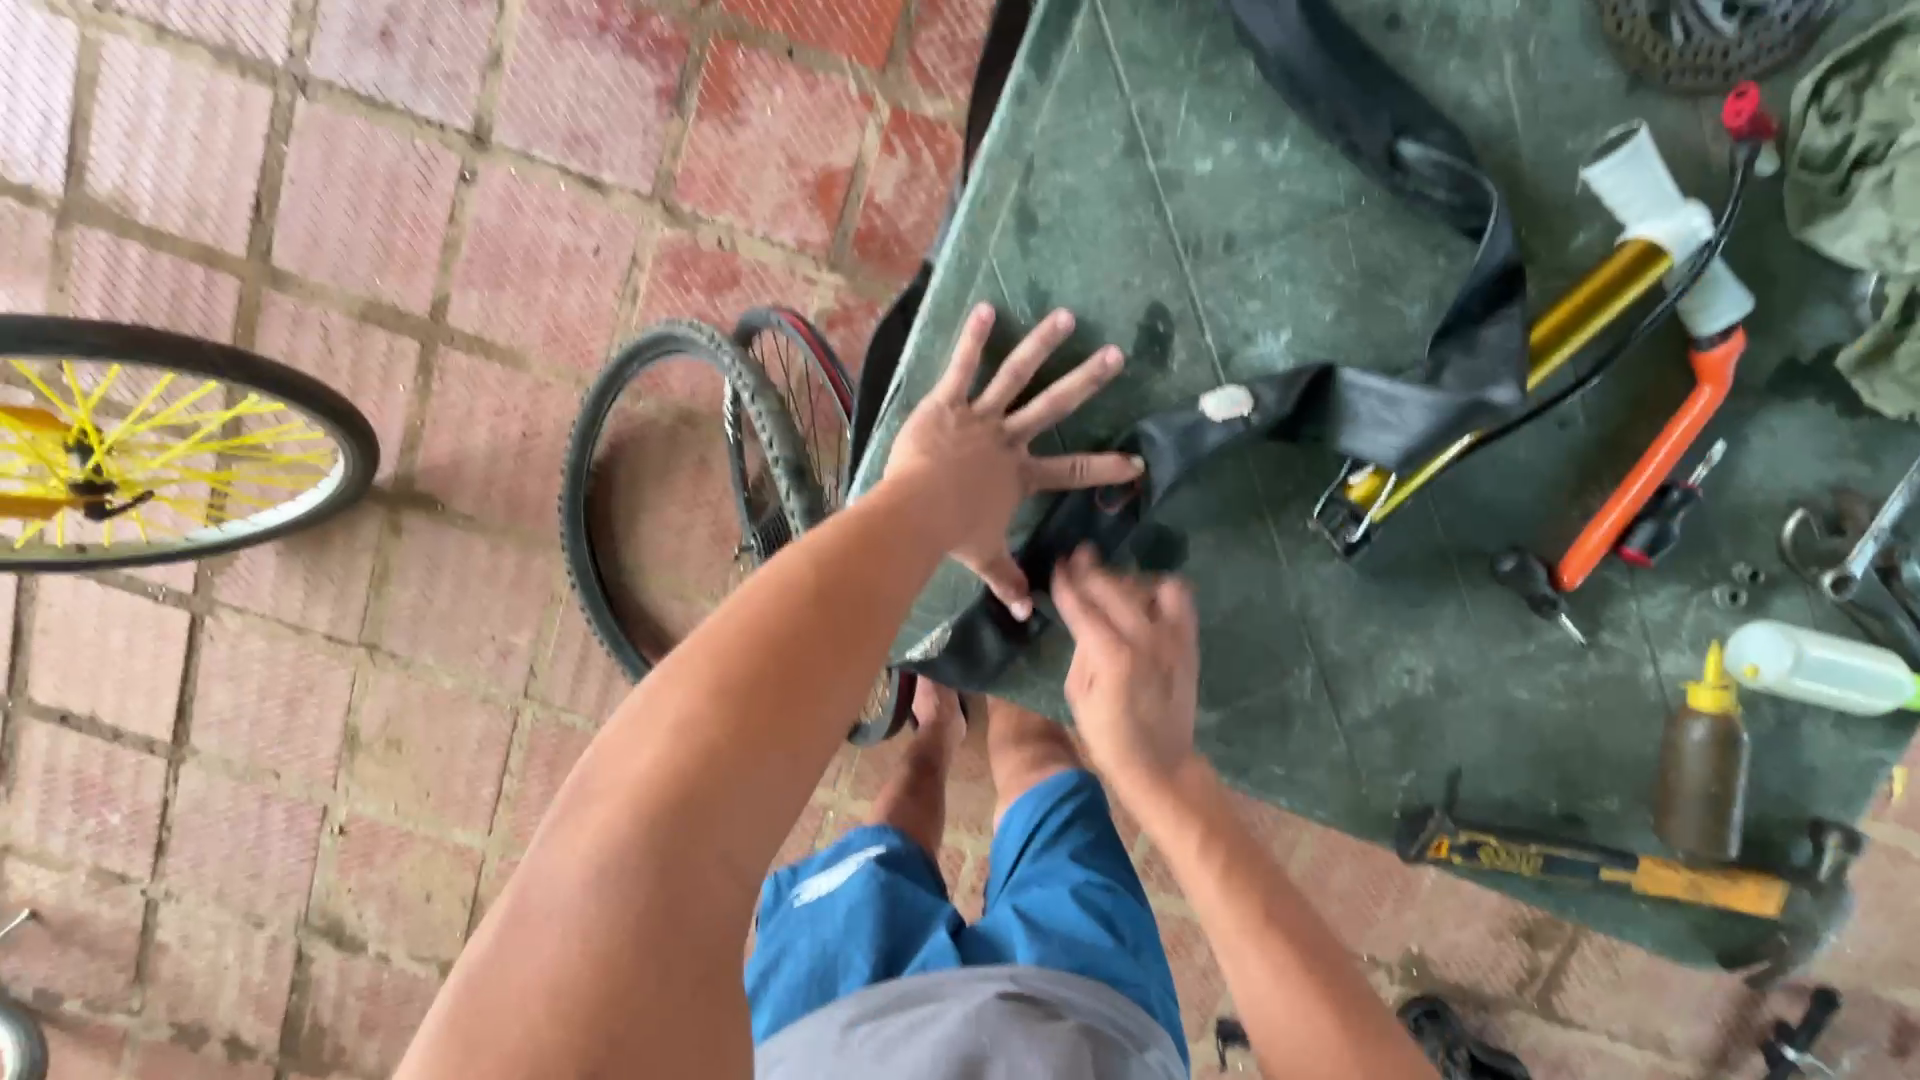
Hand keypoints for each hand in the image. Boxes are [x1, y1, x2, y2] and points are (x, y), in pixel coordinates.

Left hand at [884, 304, 1141, 618]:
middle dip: (1088, 381)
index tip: (1136, 464)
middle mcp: (1008, 439)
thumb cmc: (951, 533)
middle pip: (1054, 406)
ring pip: (1016, 375)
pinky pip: (963, 366)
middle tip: (1117, 355)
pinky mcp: (948, 403)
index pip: (1071, 472)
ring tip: (1066, 318)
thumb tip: (1025, 615)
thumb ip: (1006, 580)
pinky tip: (987, 309)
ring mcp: (980, 417)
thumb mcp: (984, 557)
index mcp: (1019, 475)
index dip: (1104, 469)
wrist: (916, 511)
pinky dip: (973, 338)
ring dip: (1042, 345)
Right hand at [1052, 545, 1200, 797]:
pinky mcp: (1189, 642)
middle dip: (1089, 570)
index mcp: (1111, 655)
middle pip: (1112, 587)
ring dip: (1125, 579)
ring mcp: (1172, 638)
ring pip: (1148, 585)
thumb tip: (1085, 619)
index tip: (1057, 564)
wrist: (1161, 764)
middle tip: (1076, 559)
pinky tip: (1144, 597)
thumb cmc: (1108, 737)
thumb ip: (1081, 649)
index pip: (1083, 605)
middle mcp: (1145, 638)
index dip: (1066, 582)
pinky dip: (1159, 590)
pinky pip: (1179, 598)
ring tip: (1111, 584)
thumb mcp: (1078, 694)